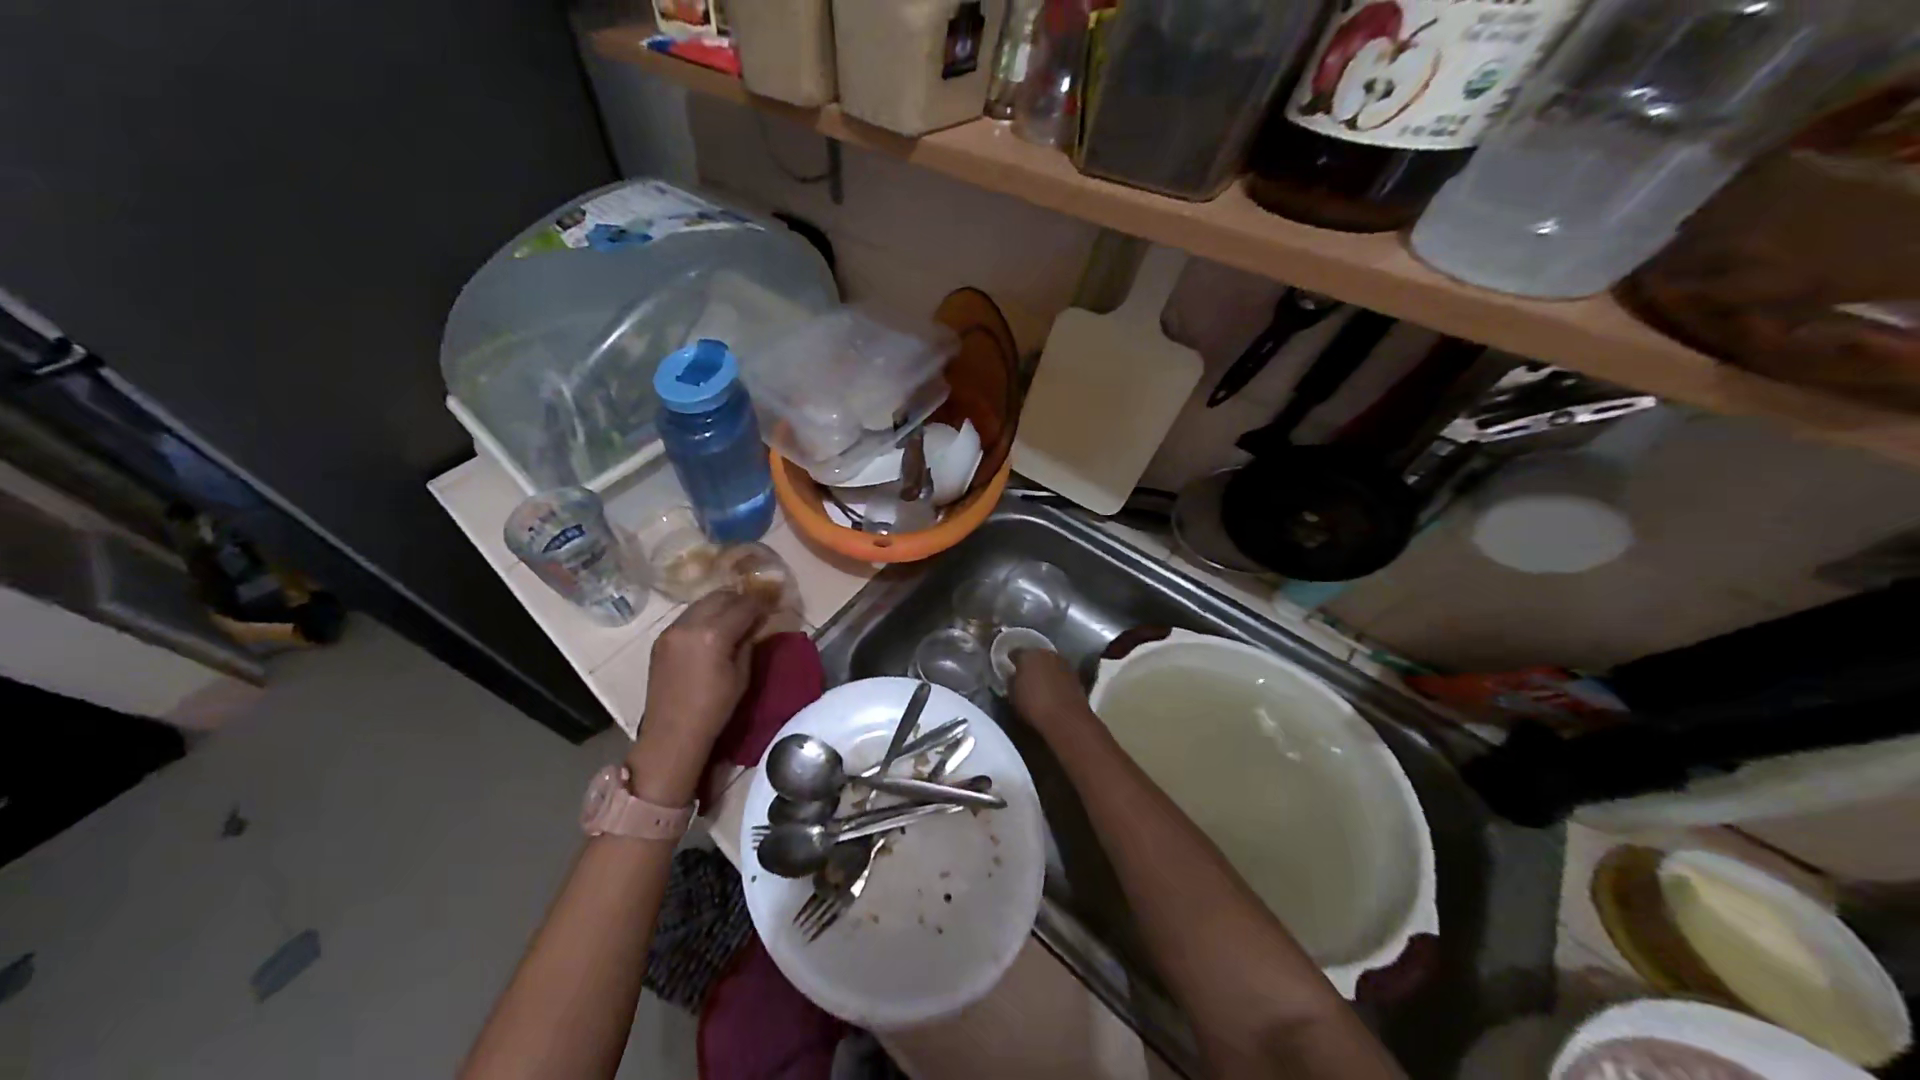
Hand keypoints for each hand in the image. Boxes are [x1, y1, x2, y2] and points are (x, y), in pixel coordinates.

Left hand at [626, 589, 767, 803]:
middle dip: (739, 600)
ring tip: (733, 618)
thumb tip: (753, 624)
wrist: (672, 732)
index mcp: (714, 635)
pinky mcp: (661, 639)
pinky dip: (703, 616)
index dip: (760, 604)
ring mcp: (671, 630)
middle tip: (753, 610)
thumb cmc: (714, 709)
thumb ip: (747, 643)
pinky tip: (712, 629)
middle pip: (720, 596)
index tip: (771, 606)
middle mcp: (689, 625)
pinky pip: (687, 617)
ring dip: (720, 605)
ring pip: (701, 603)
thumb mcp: (741, 675)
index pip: (743, 606)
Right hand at [1008, 648, 1094, 737]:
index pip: (1015, 652)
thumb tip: (1013, 675)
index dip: (1011, 661)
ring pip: (1050, 662)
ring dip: (1045, 669)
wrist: (1067, 719)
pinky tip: (1054, 689)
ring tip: (1040, 682)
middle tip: (1025, 675)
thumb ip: (1012, 681)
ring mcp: (1063, 662)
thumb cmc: (1034, 706)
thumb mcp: (1013, 696)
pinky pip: (1060, 672)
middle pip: (1035, 655)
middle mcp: (1046, 653)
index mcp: (1028, 655)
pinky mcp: (1075, 674)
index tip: (1009, 668)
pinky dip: (1056, 677)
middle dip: (1030, 663)